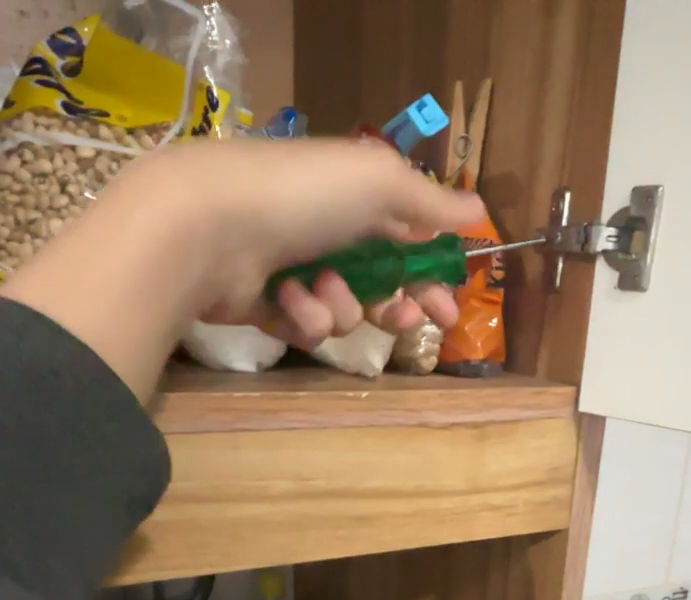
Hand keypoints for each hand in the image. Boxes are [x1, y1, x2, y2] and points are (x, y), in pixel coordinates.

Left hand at [138, 139, 483, 348]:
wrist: (210, 227)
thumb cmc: (303, 196)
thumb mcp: (379, 181)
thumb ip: (431, 201)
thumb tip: (480, 209)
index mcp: (353, 199)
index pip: (405, 242)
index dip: (431, 277)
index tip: (449, 310)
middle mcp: (325, 233)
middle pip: (378, 286)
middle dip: (396, 307)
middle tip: (408, 323)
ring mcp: (292, 271)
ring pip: (343, 312)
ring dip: (340, 306)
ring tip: (319, 289)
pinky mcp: (264, 307)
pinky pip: (304, 327)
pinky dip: (302, 316)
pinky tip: (285, 299)